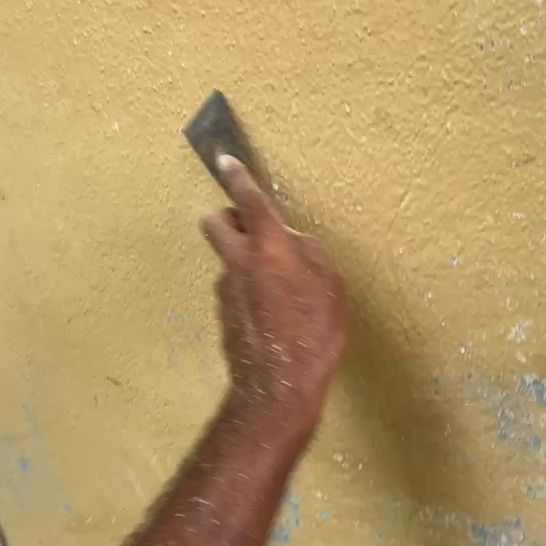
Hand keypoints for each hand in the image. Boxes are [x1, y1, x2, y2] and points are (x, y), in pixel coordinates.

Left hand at [200, 156, 348, 434]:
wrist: (278, 386)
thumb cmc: (315, 331)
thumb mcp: (330, 283)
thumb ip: (308, 252)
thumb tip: (291, 243)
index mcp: (268, 246)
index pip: (249, 200)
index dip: (237, 176)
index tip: (225, 159)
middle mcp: (239, 261)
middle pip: (215, 222)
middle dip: (227, 216)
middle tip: (252, 228)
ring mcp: (226, 290)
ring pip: (227, 259)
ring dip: (244, 260)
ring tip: (279, 288)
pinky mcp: (223, 315)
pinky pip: (233, 289)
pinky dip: (247, 291)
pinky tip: (272, 315)